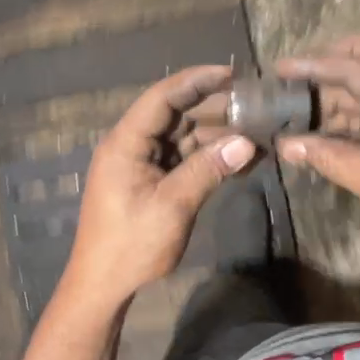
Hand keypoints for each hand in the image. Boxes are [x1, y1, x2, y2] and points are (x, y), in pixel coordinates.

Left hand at [60, 65, 257, 305]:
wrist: (102, 286)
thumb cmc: (130, 244)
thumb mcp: (172, 206)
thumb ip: (208, 170)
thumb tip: (247, 141)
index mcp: (125, 142)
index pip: (162, 97)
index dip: (197, 81)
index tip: (233, 73)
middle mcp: (131, 146)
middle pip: (175, 114)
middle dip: (214, 107)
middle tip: (255, 103)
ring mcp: (141, 164)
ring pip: (182, 137)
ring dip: (216, 134)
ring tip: (257, 130)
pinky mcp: (150, 183)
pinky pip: (182, 159)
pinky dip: (208, 157)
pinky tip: (240, 158)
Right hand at [276, 34, 359, 253]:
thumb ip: (329, 158)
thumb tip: (285, 144)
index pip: (353, 68)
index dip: (312, 66)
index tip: (278, 69)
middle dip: (326, 60)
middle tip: (290, 80)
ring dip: (334, 85)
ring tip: (295, 103)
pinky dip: (347, 104)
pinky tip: (320, 122)